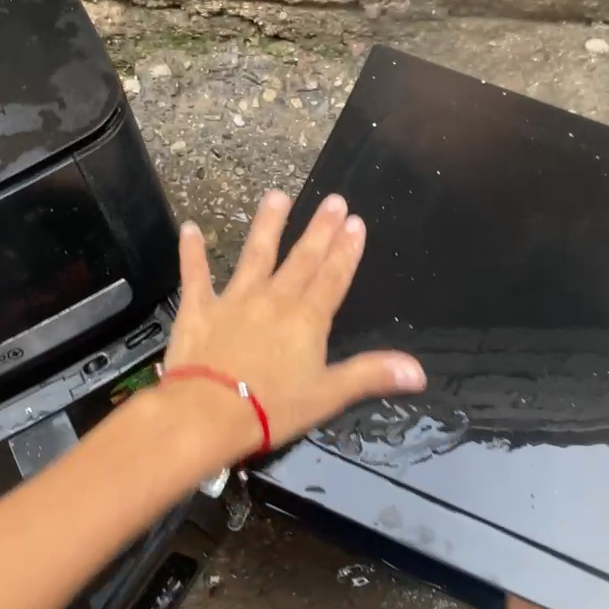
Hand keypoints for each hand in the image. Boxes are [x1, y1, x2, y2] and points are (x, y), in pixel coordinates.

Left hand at [165, 190, 425, 456]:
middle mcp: (274, 300)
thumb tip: (419, 371)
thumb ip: (371, 375)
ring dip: (267, 224)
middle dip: (320, 229)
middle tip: (332, 200)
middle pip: (302, 259)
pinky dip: (192, 252)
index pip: (333, 278)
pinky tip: (189, 228)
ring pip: (255, 254)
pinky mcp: (199, 309)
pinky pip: (195, 274)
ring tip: (276, 196)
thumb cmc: (272, 407)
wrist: (207, 411)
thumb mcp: (329, 395)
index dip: (346, 251)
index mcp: (307, 319)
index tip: (355, 222)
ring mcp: (234, 300)